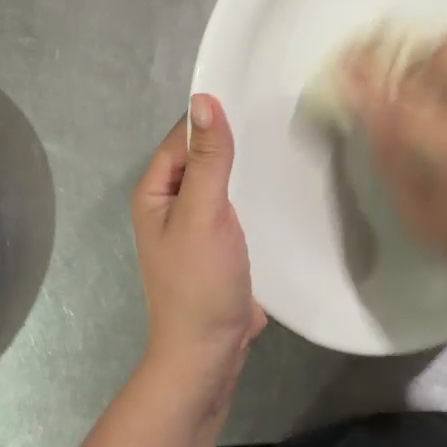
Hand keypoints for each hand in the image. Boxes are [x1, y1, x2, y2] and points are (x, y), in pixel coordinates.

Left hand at [131, 95, 267, 382]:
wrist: (210, 351)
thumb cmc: (199, 281)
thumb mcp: (203, 213)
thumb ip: (207, 158)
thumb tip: (205, 99)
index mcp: (156, 191)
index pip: (184, 136)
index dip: (215, 116)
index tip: (257, 94)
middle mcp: (174, 202)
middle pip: (205, 155)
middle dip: (236, 138)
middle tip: (282, 115)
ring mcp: (200, 223)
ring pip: (226, 179)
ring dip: (250, 166)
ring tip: (290, 141)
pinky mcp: (224, 241)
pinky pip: (240, 204)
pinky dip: (258, 192)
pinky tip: (286, 183)